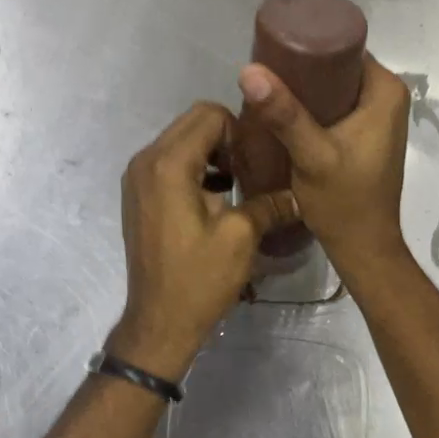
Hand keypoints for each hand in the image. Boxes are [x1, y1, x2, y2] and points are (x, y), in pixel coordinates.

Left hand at [111, 102, 297, 381]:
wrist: (158, 323)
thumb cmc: (199, 278)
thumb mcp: (242, 236)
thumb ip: (270, 202)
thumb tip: (301, 190)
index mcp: (169, 164)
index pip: (210, 115)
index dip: (239, 131)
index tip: (257, 161)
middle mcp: (146, 160)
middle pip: (193, 121)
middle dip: (226, 137)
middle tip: (250, 169)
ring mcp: (137, 176)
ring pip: (181, 139)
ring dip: (211, 151)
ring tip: (236, 182)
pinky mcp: (138, 193)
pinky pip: (169, 160)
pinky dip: (194, 166)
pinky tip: (216, 196)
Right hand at [237, 55, 410, 266]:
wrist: (362, 247)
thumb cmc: (344, 201)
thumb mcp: (312, 154)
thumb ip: (284, 114)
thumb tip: (249, 70)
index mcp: (386, 90)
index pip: (344, 46)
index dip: (308, 45)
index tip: (272, 52)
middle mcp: (389, 97)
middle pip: (338, 66)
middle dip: (302, 68)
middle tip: (264, 75)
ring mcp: (379, 116)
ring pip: (335, 86)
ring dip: (305, 88)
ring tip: (268, 91)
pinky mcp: (367, 134)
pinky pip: (337, 105)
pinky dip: (313, 106)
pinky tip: (283, 112)